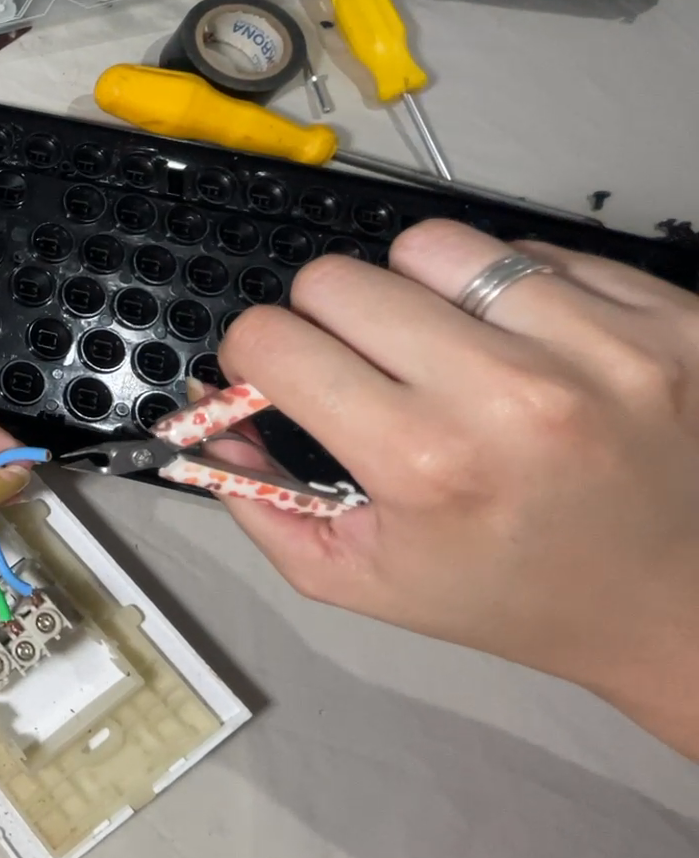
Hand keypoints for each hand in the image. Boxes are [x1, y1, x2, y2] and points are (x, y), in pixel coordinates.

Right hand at [216, 219, 698, 756]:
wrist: (687, 613)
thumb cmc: (499, 595)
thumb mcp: (341, 574)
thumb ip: (248, 495)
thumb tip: (207, 407)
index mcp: (422, 460)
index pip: (270, 339)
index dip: (247, 354)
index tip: (270, 377)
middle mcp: (512, 391)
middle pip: (334, 278)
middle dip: (315, 318)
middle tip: (349, 363)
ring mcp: (605, 344)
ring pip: (427, 244)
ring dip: (406, 290)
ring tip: (433, 343)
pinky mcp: (671, 315)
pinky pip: (524, 252)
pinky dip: (494, 289)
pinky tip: (512, 344)